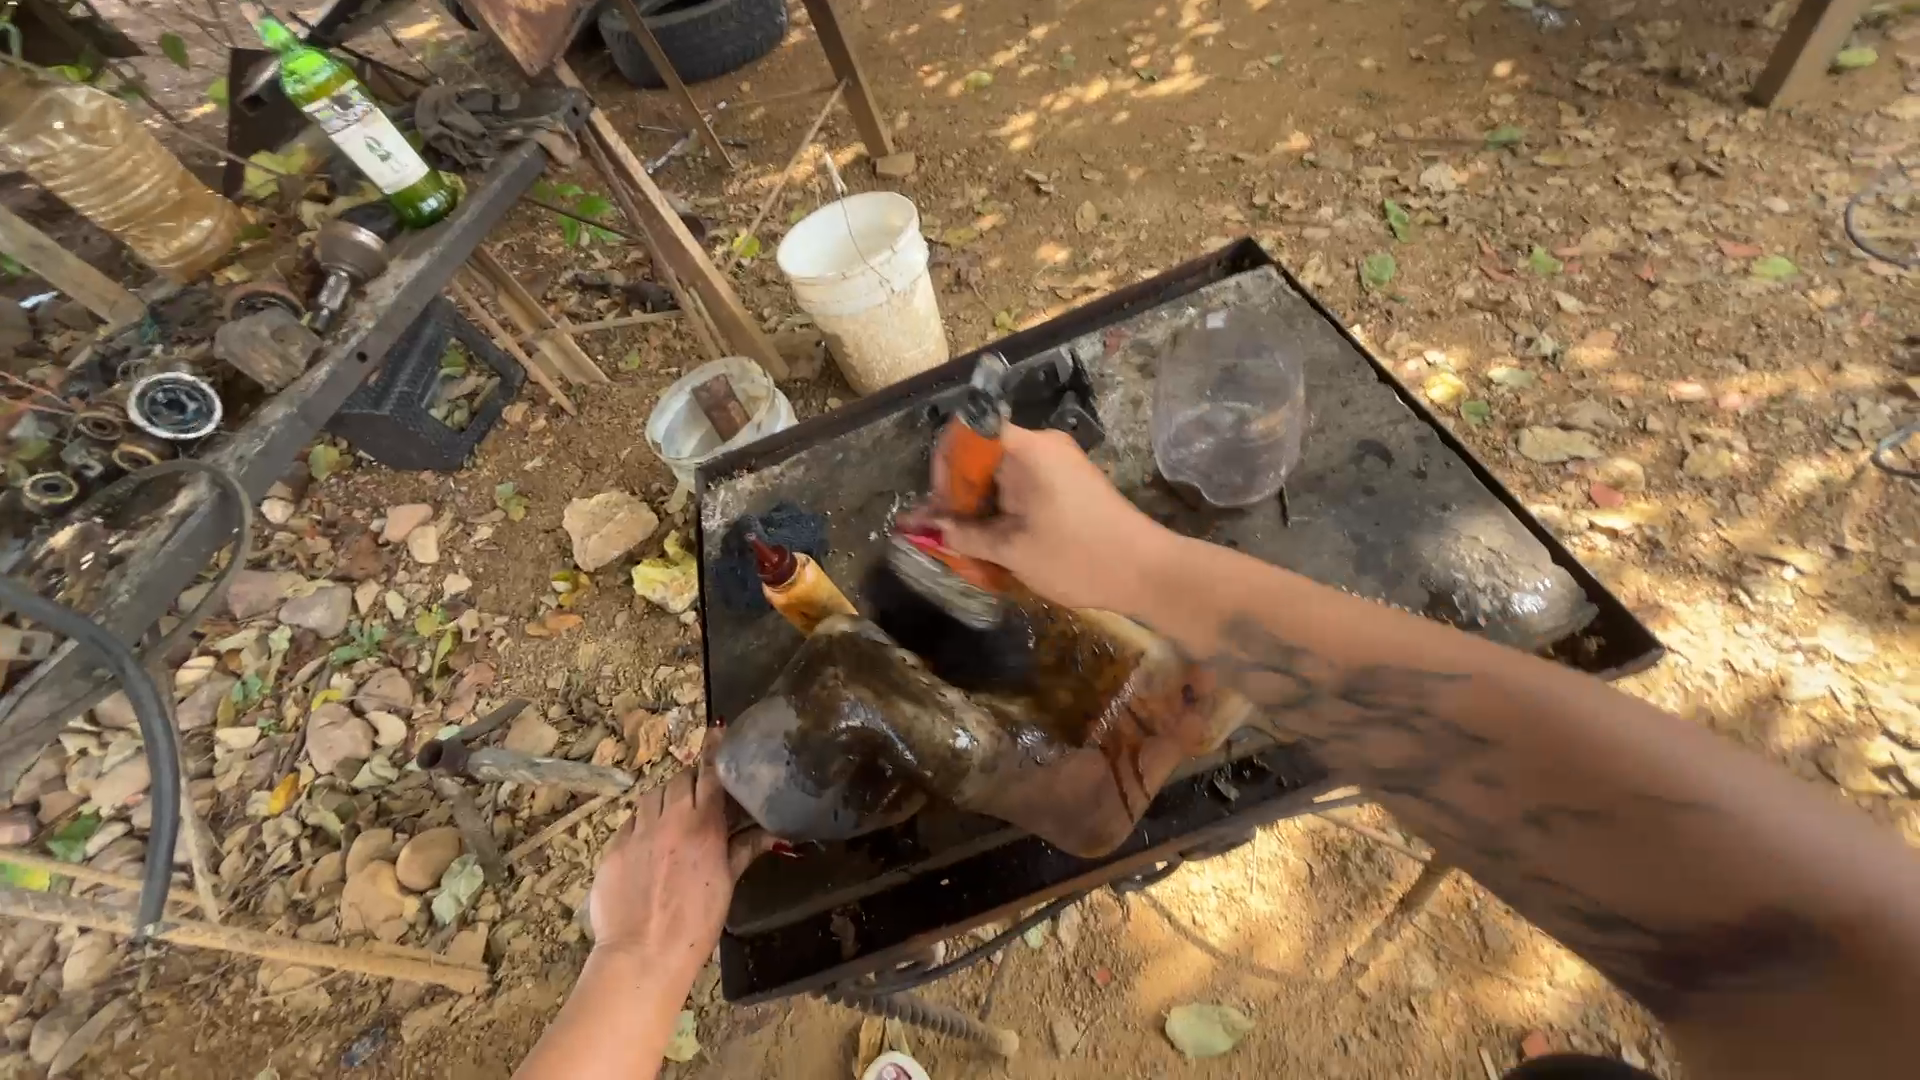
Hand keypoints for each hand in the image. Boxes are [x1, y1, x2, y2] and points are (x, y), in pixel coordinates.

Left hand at [585, 737, 770, 975]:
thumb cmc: (696, 922)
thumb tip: (775, 833)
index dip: (715, 750)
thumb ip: (746, 849)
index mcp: (703, 824)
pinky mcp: (612, 850)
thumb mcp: (728, 882)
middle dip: (691, 778)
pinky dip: (642, 822)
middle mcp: (669, 819)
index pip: (710, 772)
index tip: (718, 733)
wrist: (643, 955)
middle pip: (679, 777)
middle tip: (700, 791)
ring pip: (652, 794)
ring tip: (674, 812)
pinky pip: (629, 822)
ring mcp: (637, 833)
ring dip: (665, 795)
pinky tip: (649, 841)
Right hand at [932, 424, 1175, 611]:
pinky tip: (993, 542)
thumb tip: (930, 528)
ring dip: (979, 508)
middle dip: (957, 494)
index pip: (969, 433)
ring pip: (1001, 476)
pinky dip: (1003, 511)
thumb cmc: (1077, 556)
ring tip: (963, 544)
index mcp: (1028, 449)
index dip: (944, 468)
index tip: (939, 506)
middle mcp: (1042, 446)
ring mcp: (1058, 464)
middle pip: (983, 456)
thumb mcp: (1013, 550)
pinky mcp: (1068, 484)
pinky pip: (1022, 488)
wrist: (1147, 572)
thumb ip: (966, 534)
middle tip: (941, 533)